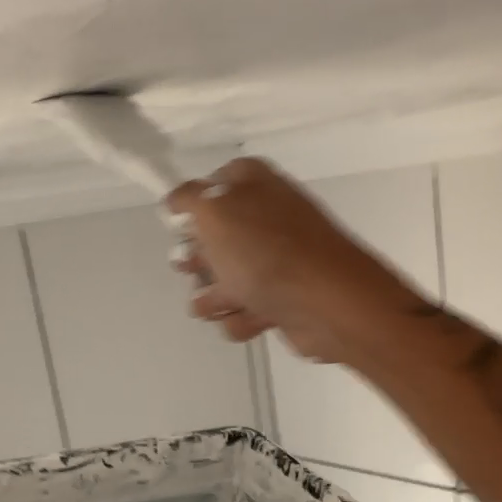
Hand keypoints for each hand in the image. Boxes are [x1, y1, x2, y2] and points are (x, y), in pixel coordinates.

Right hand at [164, 157, 427, 363]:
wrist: (326, 303)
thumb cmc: (267, 252)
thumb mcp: (215, 210)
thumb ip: (187, 198)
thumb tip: (175, 199)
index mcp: (251, 183)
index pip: (206, 189)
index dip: (189, 212)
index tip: (180, 231)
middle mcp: (264, 218)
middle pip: (210, 241)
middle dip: (199, 262)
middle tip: (197, 270)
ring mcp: (273, 261)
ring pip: (221, 282)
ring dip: (216, 298)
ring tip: (232, 301)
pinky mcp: (279, 299)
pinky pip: (241, 311)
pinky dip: (242, 318)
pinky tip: (256, 317)